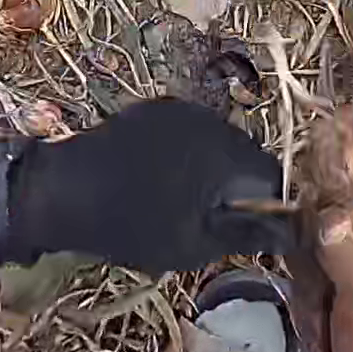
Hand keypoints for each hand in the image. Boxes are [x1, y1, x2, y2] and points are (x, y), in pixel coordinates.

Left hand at [0, 98, 293, 273]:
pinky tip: (163, 174)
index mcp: (224, 152)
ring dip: (214, 167)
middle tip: (214, 216)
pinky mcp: (156, 108)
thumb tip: (288, 230)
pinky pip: (191, 130)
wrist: (64, 189)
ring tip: (186, 197)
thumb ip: (246, 233)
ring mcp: (180, 109)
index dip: (267, 204)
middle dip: (239, 184)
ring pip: (219, 141)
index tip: (248, 226)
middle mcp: (209, 120)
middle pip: (246, 153)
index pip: (271, 174)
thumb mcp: (194, 244)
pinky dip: (190, 152)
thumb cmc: (132, 224)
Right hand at [316, 215, 352, 351]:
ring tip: (323, 343)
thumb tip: (327, 211)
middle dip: (311, 290)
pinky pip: (320, 313)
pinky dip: (316, 332)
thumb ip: (343, 258)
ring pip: (317, 288)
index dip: (314, 237)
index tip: (303, 262)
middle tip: (319, 320)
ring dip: (312, 316)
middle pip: (321, 258)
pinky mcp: (352, 325)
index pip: (340, 224)